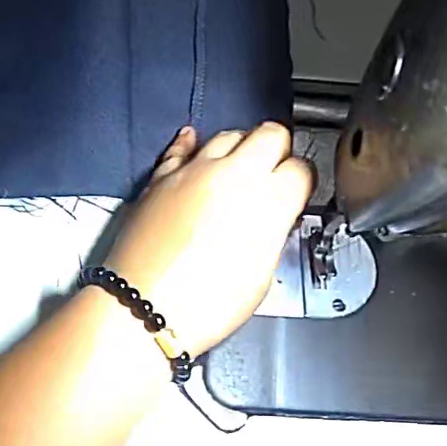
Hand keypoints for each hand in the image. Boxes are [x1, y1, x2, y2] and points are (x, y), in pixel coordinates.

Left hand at [103, 123, 313, 355]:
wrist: (144, 310)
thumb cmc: (202, 306)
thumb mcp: (260, 278)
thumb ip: (271, 236)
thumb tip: (271, 224)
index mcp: (270, 202)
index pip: (301, 170)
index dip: (302, 181)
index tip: (298, 189)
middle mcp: (235, 176)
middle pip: (271, 135)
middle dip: (278, 152)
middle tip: (275, 170)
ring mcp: (195, 172)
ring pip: (228, 135)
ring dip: (239, 148)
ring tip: (238, 167)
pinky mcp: (162, 178)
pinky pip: (181, 149)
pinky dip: (192, 146)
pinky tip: (194, 143)